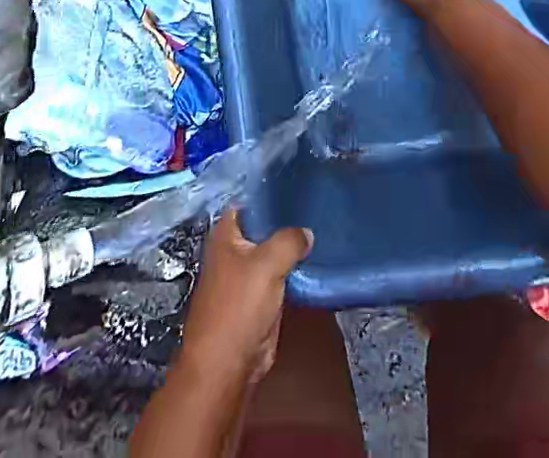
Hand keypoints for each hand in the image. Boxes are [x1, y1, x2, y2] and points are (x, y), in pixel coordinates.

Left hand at [175, 209, 313, 387]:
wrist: (228, 364)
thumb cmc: (239, 306)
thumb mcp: (268, 263)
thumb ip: (290, 240)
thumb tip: (307, 233)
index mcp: (225, 237)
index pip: (245, 204)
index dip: (266, 193)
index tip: (294, 184)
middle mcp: (234, 253)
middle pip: (262, 228)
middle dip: (285, 219)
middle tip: (317, 204)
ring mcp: (246, 277)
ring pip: (273, 252)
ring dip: (292, 246)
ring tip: (323, 227)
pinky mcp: (259, 299)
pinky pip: (280, 275)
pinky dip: (295, 269)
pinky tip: (316, 260)